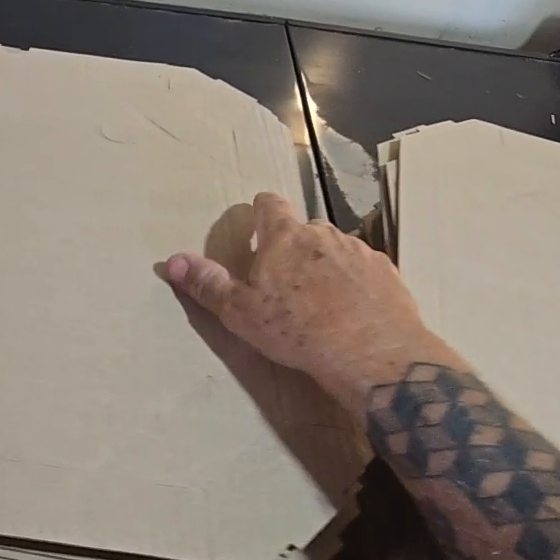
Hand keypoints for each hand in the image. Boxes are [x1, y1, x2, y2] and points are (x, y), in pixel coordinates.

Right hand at [160, 193, 457, 414]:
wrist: (370, 354)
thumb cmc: (295, 330)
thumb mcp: (239, 312)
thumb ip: (207, 283)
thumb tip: (172, 260)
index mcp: (285, 237)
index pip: (270, 204)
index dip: (261, 209)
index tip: (256, 219)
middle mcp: (324, 234)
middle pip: (304, 229)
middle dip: (293, 245)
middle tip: (284, 278)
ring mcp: (360, 252)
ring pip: (335, 249)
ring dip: (324, 264)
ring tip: (319, 299)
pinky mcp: (387, 274)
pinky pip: (363, 269)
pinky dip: (353, 282)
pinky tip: (350, 310)